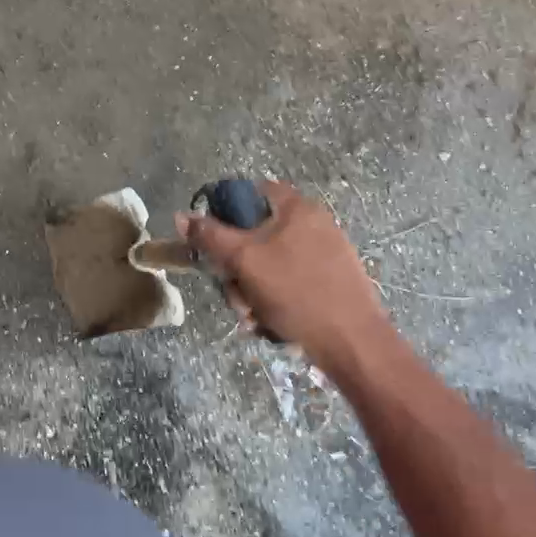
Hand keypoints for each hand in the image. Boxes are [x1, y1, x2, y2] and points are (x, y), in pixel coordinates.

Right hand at [179, 180, 393, 371]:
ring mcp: (325, 254)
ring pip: (266, 260)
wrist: (354, 346)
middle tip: (229, 283)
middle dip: (232, 261)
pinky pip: (286, 279)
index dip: (223, 206)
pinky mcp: (329, 282)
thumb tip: (181, 216)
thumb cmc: (296, 292)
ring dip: (247, 285)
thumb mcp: (242, 259)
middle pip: (253, 231)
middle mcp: (314, 225)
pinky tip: (265, 318)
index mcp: (298, 210)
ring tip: (249, 310)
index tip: (209, 233)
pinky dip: (269, 296)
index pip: (251, 190)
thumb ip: (208, 234)